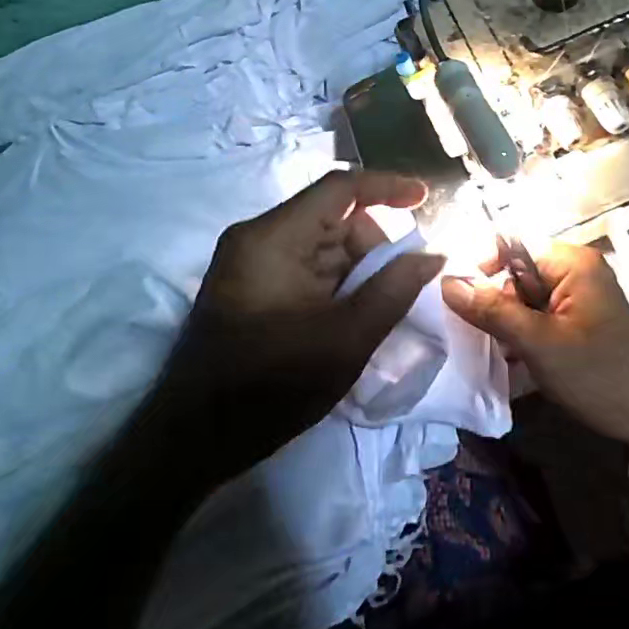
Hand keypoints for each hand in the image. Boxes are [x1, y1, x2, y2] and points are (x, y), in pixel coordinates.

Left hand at [162, 170, 444, 469]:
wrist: (196, 440)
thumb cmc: (272, 386)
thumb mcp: (346, 339)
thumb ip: (394, 290)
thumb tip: (432, 255)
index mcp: (273, 238)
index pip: (338, 189)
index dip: (386, 188)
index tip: (425, 197)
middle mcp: (256, 239)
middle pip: (332, 220)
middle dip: (373, 247)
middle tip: (401, 289)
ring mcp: (249, 263)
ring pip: (321, 246)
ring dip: (356, 271)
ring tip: (377, 312)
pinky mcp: (249, 288)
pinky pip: (304, 268)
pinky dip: (335, 286)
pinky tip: (351, 317)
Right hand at [441, 243, 628, 448]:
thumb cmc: (598, 374)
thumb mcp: (538, 342)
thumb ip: (492, 310)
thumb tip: (448, 282)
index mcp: (572, 263)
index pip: (512, 246)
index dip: (483, 268)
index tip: (460, 301)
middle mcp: (576, 271)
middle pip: (517, 272)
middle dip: (494, 301)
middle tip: (480, 334)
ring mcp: (579, 297)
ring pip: (525, 297)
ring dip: (506, 320)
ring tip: (493, 347)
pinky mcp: (579, 321)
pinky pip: (539, 315)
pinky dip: (523, 332)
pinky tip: (512, 357)